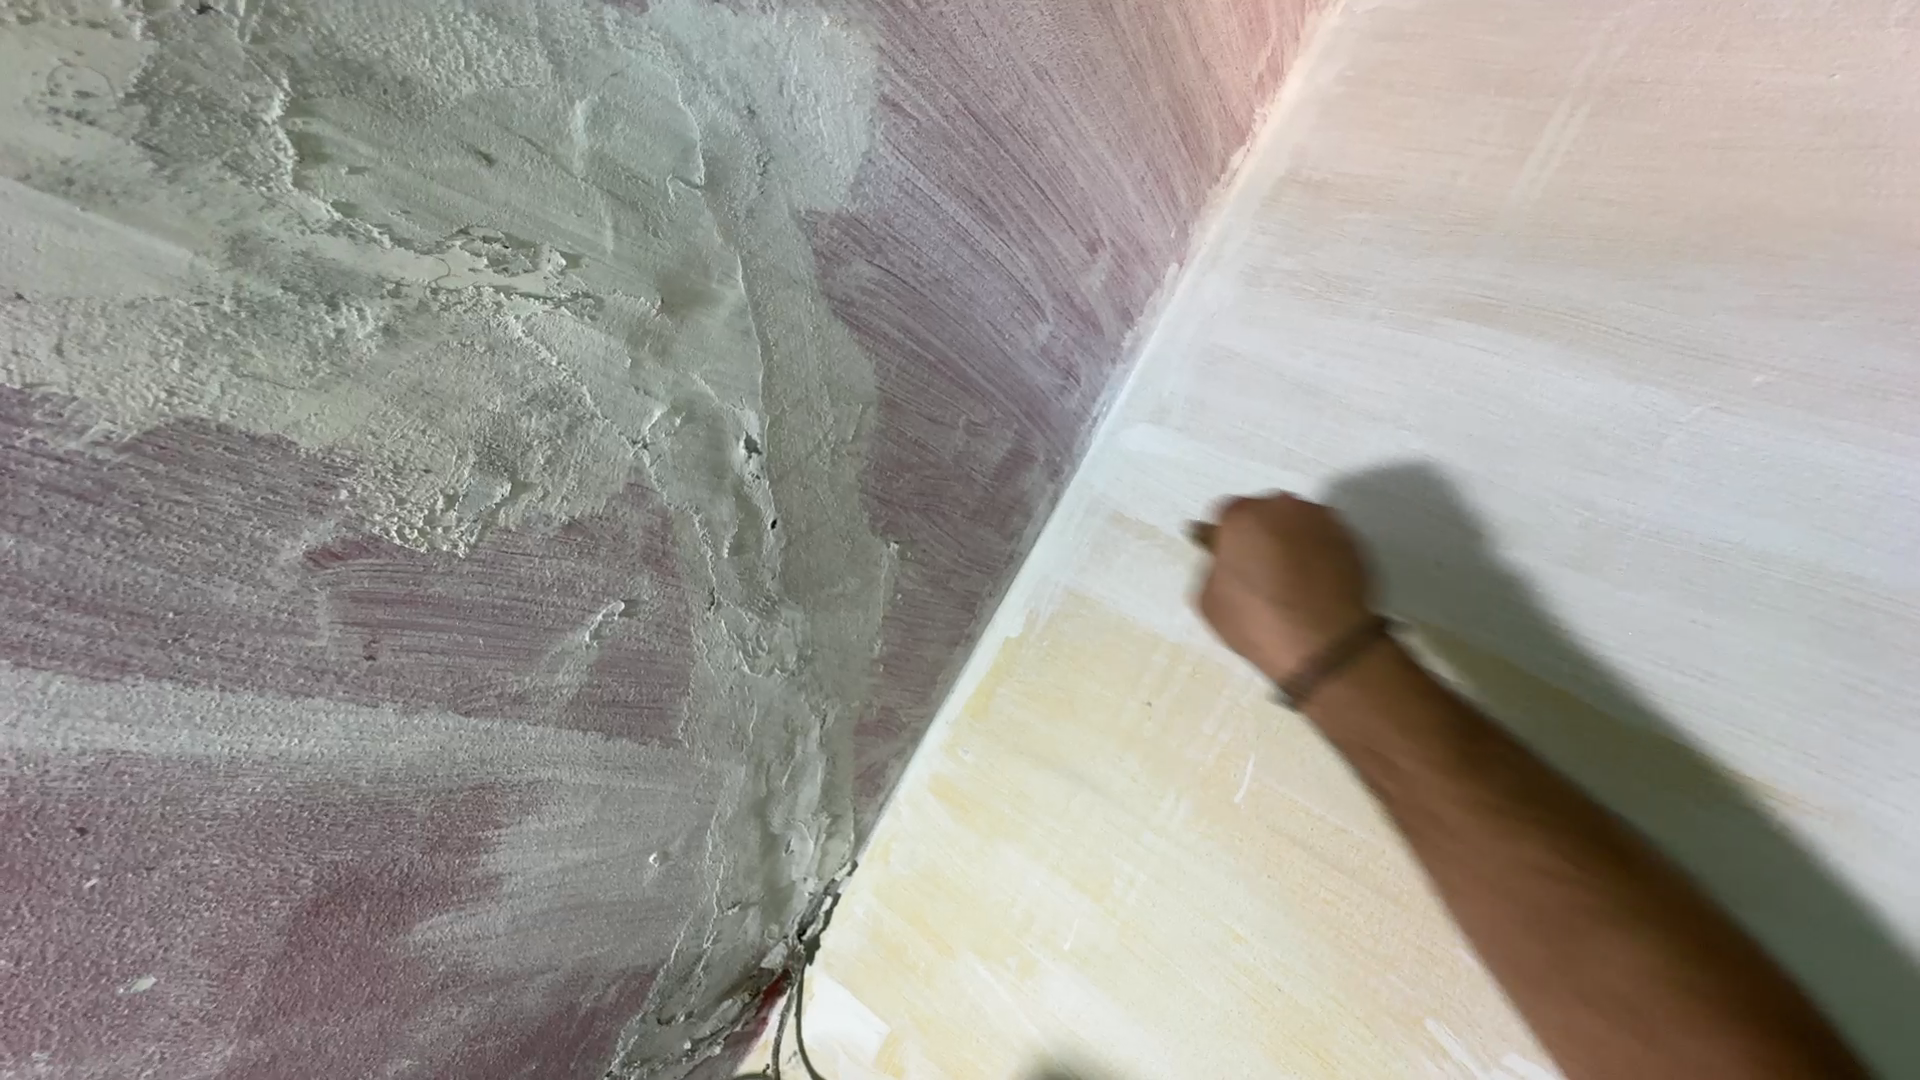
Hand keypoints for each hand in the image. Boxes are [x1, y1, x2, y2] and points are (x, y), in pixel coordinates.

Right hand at [1193, 494, 1375, 682]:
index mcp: (1241, 515)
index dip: (1226, 539)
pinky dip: (1316, 553)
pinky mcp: (1352, 539)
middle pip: (1264, 513)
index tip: (1230, 562)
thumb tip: (1227, 560)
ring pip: (1296, 523)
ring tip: (1291, 578)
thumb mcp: (1208, 599)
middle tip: (1260, 570)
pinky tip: (1313, 583)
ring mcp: (1321, 519)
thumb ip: (1215, 567)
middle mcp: (1282, 506)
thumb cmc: (1255, 620)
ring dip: (1290, 541)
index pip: (1225, 515)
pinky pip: (1323, 539)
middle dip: (1260, 534)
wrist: (1324, 644)